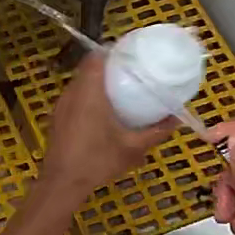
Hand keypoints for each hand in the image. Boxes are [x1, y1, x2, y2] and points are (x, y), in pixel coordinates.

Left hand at [40, 52, 175, 200]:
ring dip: (97, 83)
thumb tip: (177, 119)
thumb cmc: (97, 161)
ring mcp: (61, 105)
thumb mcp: (132, 148)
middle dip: (108, 67)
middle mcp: (72, 92)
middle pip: (88, 68)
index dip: (113, 51)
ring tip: (119, 90)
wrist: (62, 184)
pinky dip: (87, 97)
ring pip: (79, 83)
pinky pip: (74, 98)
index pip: (96, 56)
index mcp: (89, 91)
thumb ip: (156, 132)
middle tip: (130, 73)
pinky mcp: (57, 118)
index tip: (130, 55)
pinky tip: (102, 112)